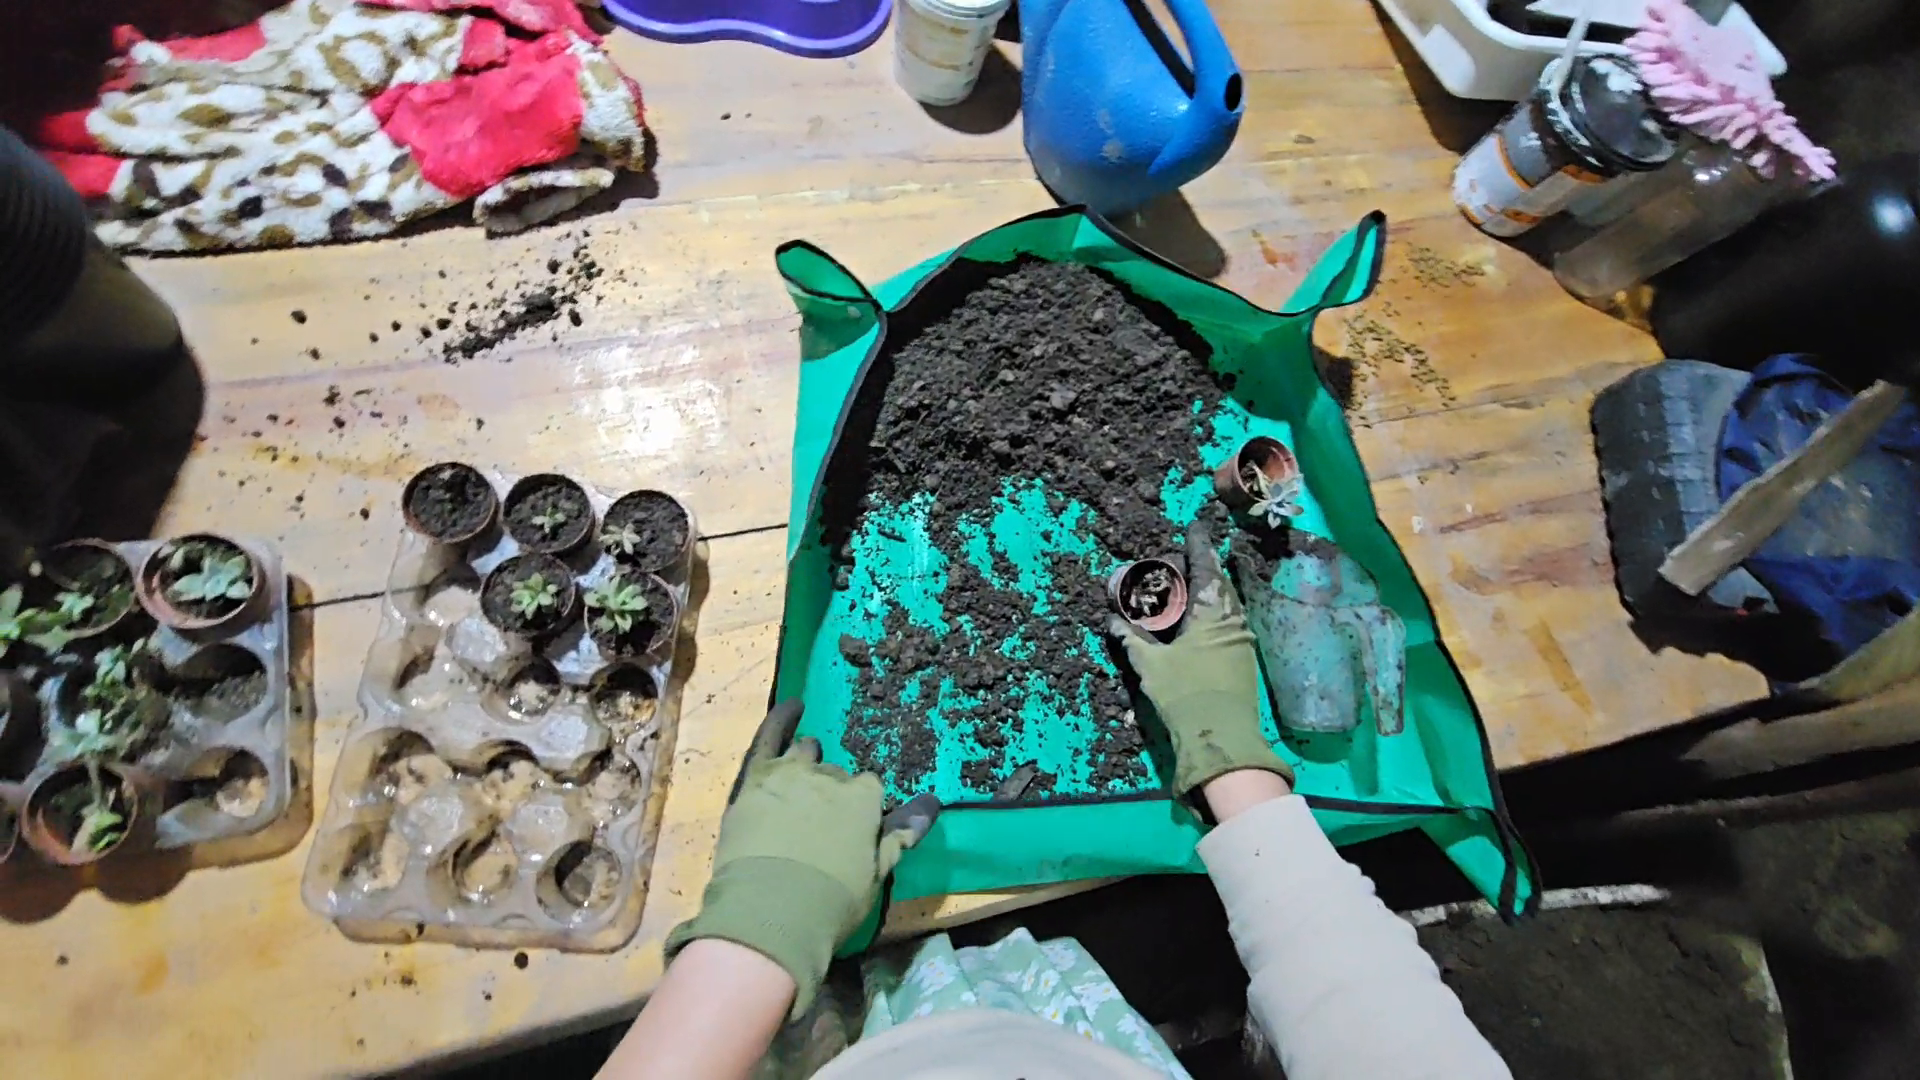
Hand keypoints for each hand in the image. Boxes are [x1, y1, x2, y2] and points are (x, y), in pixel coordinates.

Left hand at [667, 704, 923, 1017]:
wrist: (771, 911)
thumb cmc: (831, 900)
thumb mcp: (876, 873)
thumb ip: (901, 834)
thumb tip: (933, 804)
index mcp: (863, 799)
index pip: (869, 788)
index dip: (861, 807)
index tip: (853, 827)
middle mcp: (831, 777)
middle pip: (836, 773)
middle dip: (832, 790)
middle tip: (822, 818)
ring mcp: (792, 772)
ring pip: (806, 752)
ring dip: (808, 761)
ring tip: (803, 776)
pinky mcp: (757, 777)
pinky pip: (770, 737)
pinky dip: (781, 719)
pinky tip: (792, 706)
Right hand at [1108, 519, 1294, 798]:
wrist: (1223, 740)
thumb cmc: (1186, 693)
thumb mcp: (1150, 664)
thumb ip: (1131, 638)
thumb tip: (1112, 619)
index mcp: (1213, 612)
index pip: (1206, 567)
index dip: (1198, 545)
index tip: (1194, 527)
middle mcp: (1233, 620)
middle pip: (1219, 583)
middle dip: (1201, 568)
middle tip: (1179, 560)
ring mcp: (1241, 641)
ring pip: (1224, 604)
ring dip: (1206, 591)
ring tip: (1186, 587)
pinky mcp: (1242, 660)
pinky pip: (1225, 622)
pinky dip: (1209, 612)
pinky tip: (1195, 620)